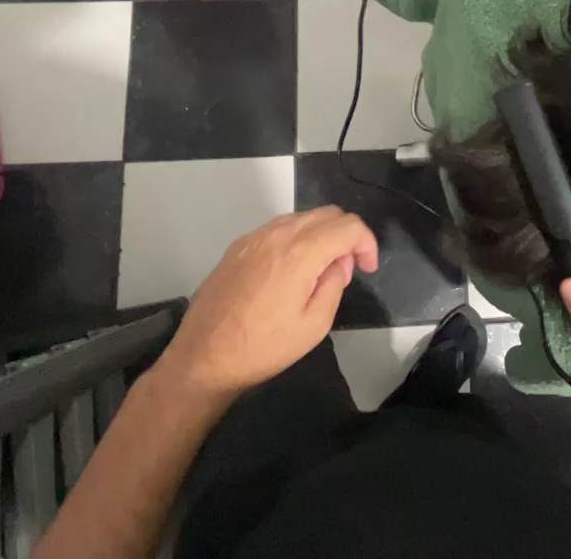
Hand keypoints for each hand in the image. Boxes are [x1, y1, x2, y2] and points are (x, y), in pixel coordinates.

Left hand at [156, 207, 379, 399]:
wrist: (203, 358)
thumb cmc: (263, 347)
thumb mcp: (314, 326)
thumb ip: (334, 285)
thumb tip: (337, 264)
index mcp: (301, 252)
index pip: (349, 226)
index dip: (367, 244)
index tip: (366, 269)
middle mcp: (278, 233)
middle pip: (328, 213)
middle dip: (346, 236)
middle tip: (345, 270)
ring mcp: (255, 236)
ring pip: (303, 217)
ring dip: (321, 235)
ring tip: (318, 272)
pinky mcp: (238, 246)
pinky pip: (279, 229)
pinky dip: (296, 239)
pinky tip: (290, 272)